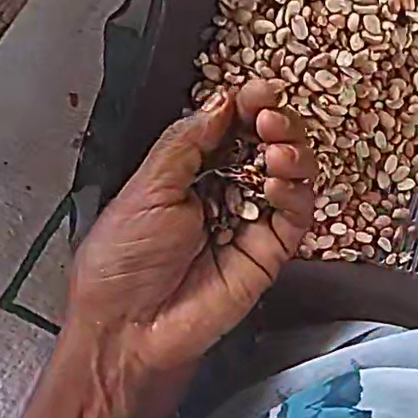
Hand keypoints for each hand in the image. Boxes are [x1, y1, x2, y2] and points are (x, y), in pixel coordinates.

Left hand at [67, 79, 315, 376]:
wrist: (129, 327)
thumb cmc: (122, 262)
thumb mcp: (146, 188)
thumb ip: (186, 143)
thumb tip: (219, 102)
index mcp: (191, 173)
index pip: (231, 129)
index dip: (247, 107)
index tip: (260, 91)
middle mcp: (225, 192)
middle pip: (267, 147)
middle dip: (276, 124)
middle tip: (270, 115)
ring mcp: (250, 222)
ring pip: (290, 177)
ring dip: (291, 153)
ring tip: (276, 146)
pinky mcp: (269, 252)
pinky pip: (295, 216)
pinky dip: (294, 193)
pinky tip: (276, 181)